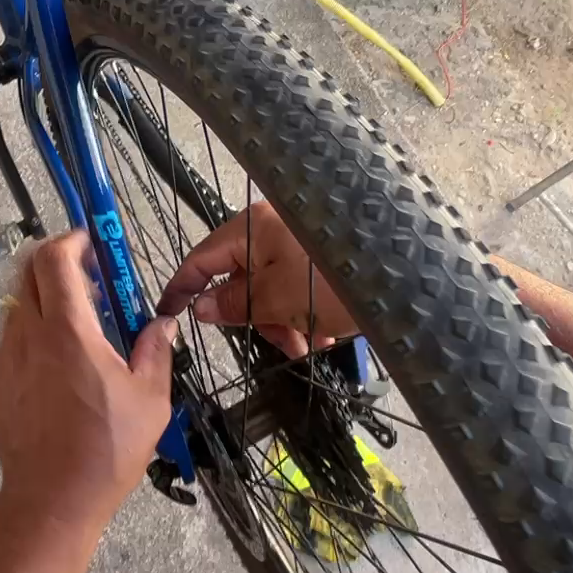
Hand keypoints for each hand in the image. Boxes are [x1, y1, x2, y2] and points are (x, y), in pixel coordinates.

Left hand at [0, 231, 177, 533]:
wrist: (50, 502)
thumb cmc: (105, 450)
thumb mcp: (150, 400)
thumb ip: (156, 351)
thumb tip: (162, 323)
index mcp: (67, 330)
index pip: (55, 259)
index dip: (72, 240)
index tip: (93, 242)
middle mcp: (29, 333)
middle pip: (28, 268)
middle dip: (56, 258)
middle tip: (88, 274)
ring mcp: (7, 356)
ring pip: (17, 298)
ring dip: (44, 291)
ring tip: (78, 317)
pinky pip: (12, 331)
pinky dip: (33, 322)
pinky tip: (59, 354)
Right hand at [156, 201, 358, 357]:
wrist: (406, 273)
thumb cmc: (335, 282)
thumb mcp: (276, 298)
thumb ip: (233, 302)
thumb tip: (200, 306)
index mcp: (251, 228)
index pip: (201, 258)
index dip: (181, 286)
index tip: (165, 310)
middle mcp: (270, 227)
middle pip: (240, 275)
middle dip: (253, 315)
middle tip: (277, 344)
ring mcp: (297, 238)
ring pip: (270, 283)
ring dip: (282, 319)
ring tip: (309, 345)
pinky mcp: (320, 251)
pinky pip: (295, 281)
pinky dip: (302, 310)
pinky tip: (325, 333)